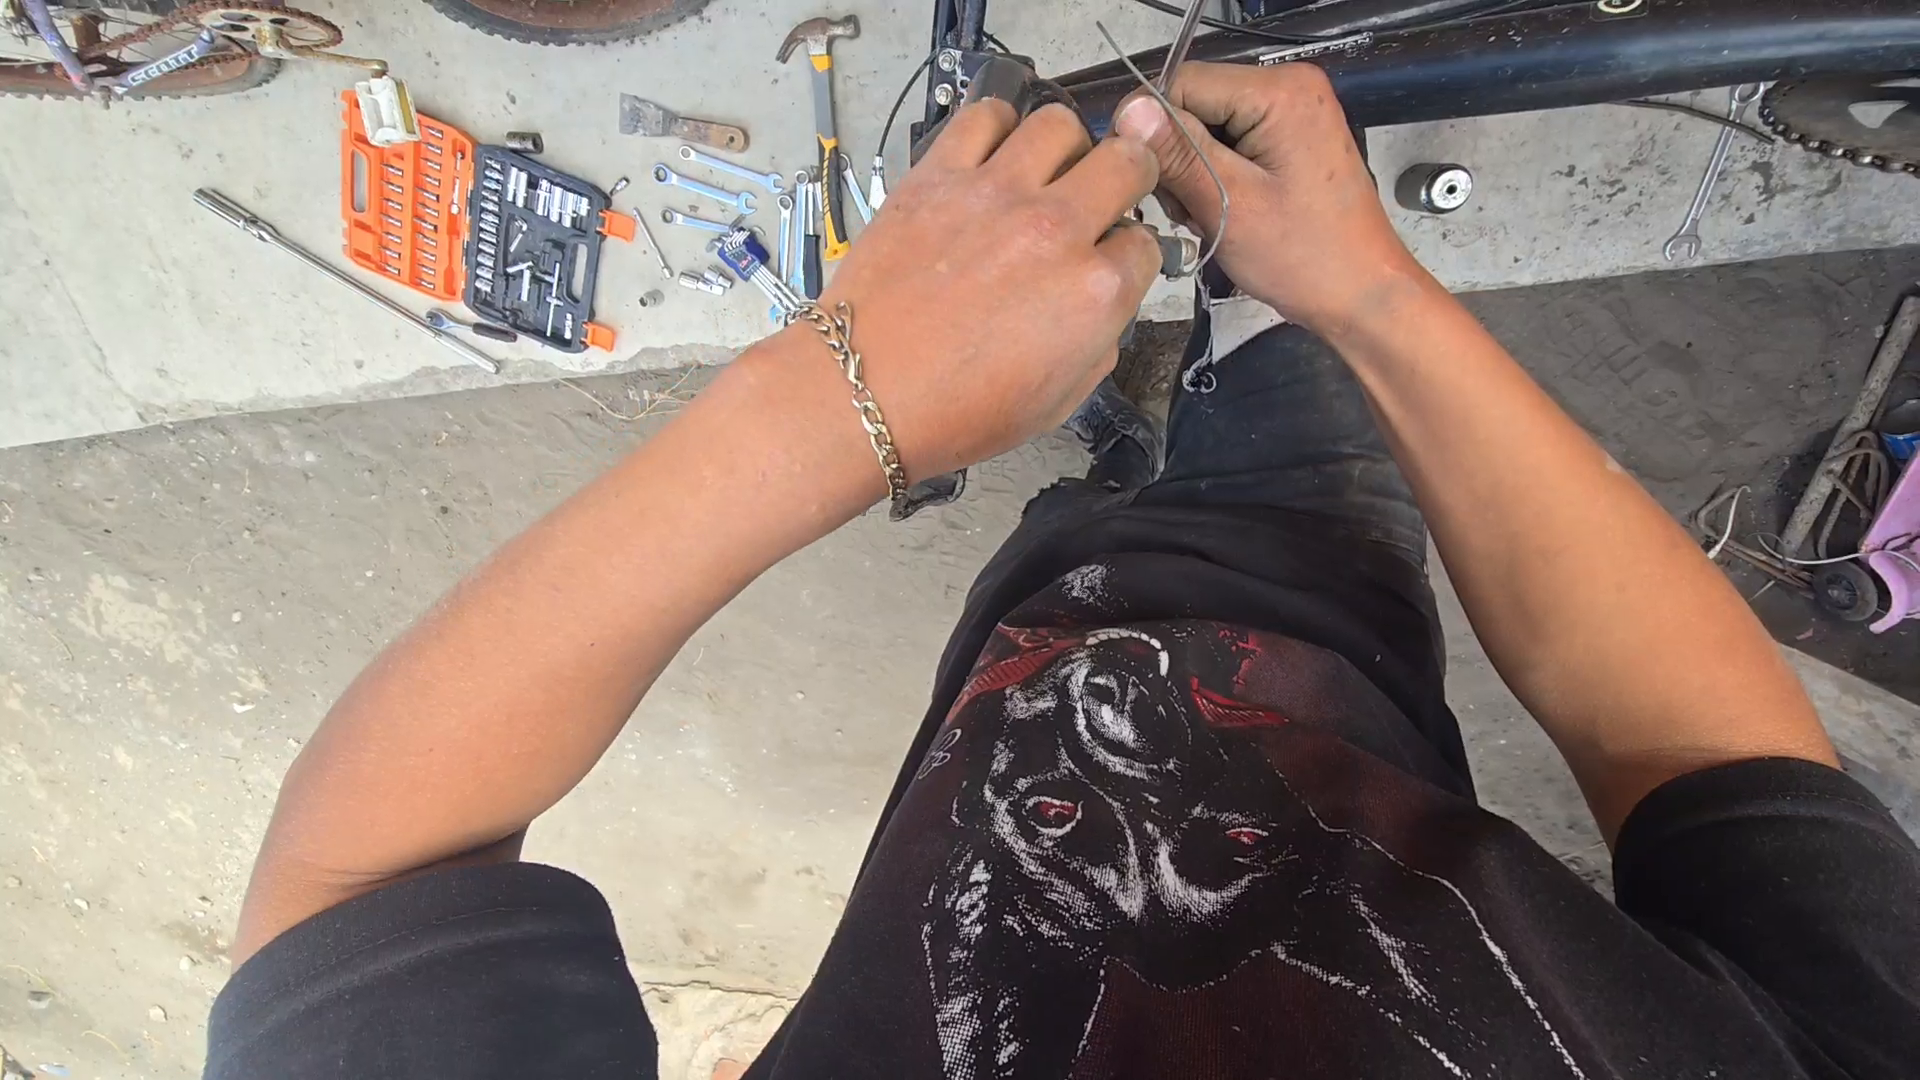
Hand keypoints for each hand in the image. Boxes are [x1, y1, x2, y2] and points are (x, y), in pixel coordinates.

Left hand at [811, 100, 1162, 481]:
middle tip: (1103, 197)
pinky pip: (984, 116)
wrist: (866, 394)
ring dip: (1066, 149)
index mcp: (1094, 293)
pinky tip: (993, 157)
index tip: (1108, 264)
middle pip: (1125, 163)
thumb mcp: (1055, 406)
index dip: (1128, 258)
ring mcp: (996, 195)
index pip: (1143, 246)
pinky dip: (999, 127)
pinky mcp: (939, 176)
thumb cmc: (956, 414)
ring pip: (1060, 126)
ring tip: (1044, 177)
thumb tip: (1101, 308)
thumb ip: (1097, 347)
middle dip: (1127, 179)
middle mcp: (1056, 230)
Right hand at [1113, 63, 1426, 337]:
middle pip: (1195, 104)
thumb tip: (1128, 111)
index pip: (1183, 83)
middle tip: (1186, 213)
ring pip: (1207, 129)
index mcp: (1279, 92)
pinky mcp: (1288, 141)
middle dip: (1175, 159)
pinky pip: (1230, 146)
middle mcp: (1288, 87)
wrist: (1358, 292)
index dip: (1153, 132)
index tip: (1146, 187)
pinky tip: (1219, 213)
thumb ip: (1179, 155)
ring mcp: (1291, 114)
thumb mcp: (1229, 204)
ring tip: (1204, 218)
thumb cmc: (1300, 256)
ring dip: (1191, 175)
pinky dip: (1213, 181)